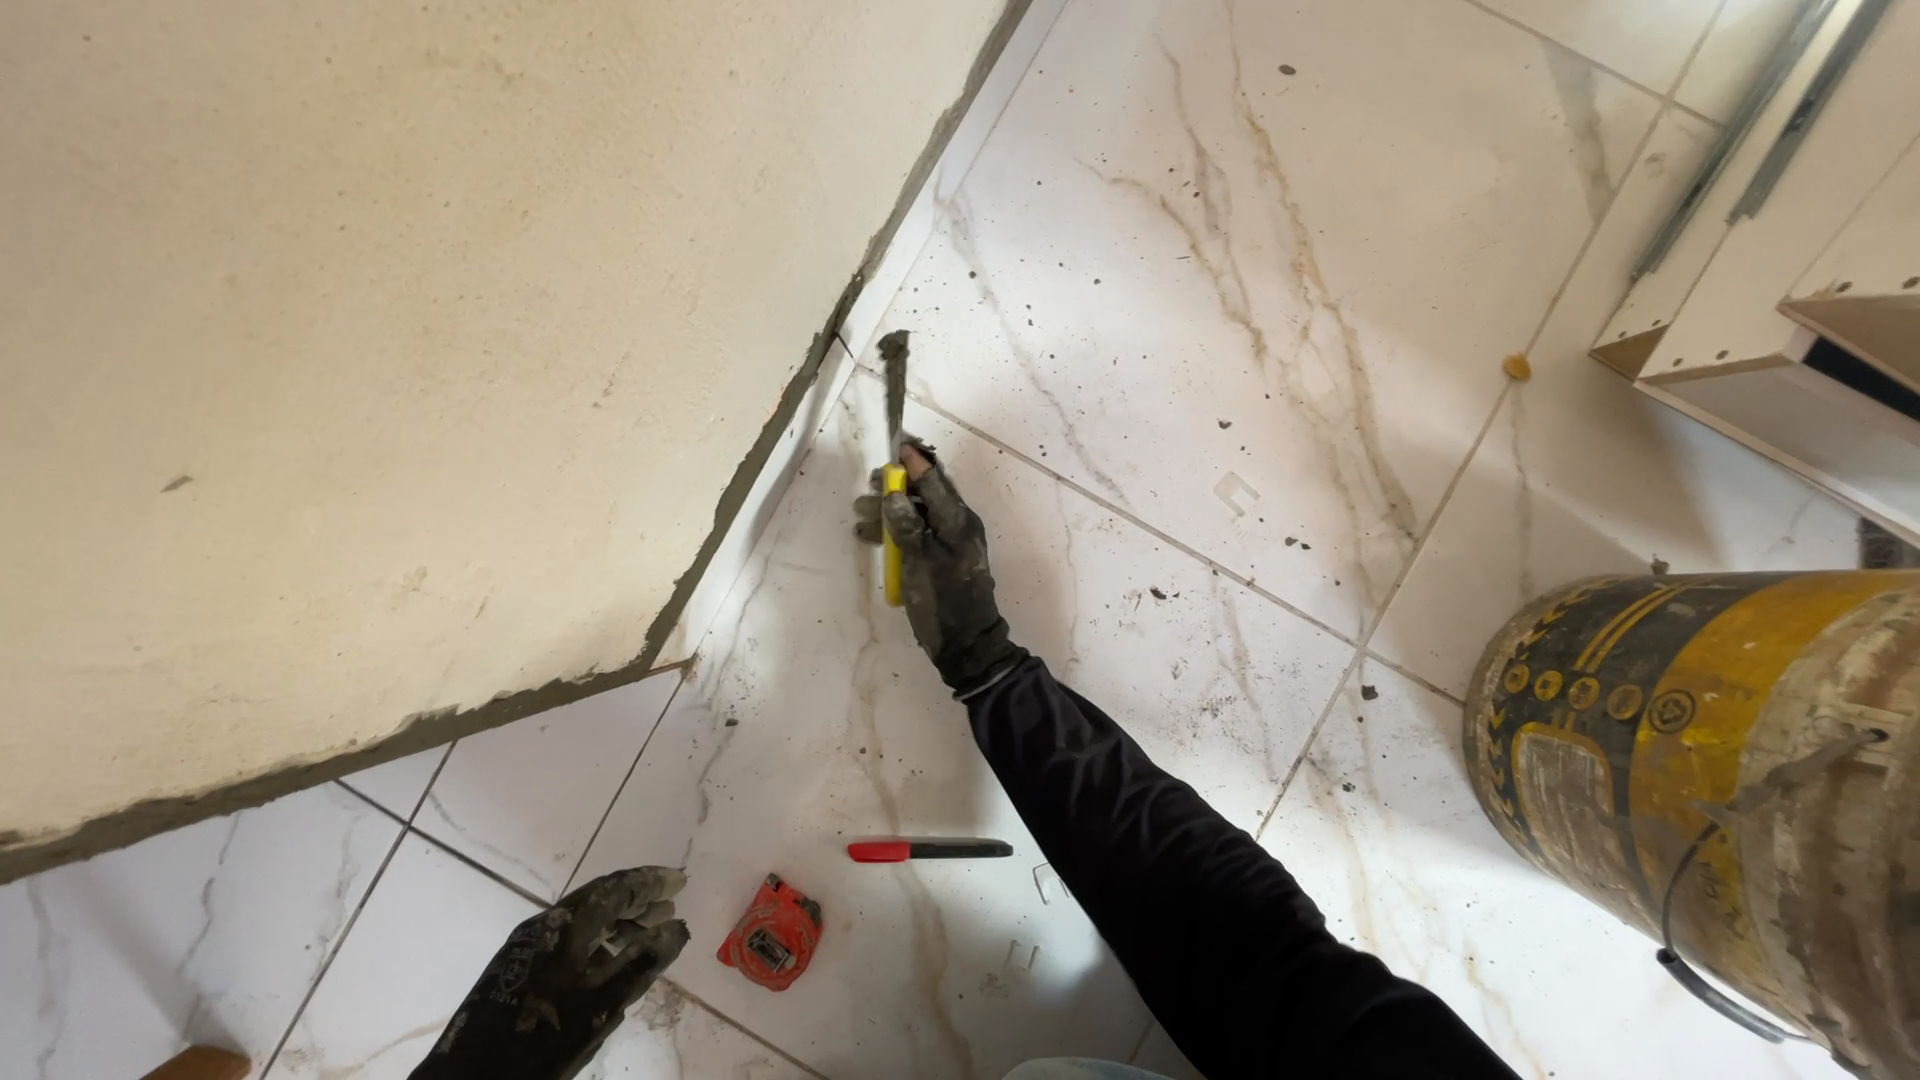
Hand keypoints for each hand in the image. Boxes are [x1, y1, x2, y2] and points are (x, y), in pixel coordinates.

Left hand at [411, 867, 689, 1079]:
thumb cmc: (541, 1042)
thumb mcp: (602, 1006)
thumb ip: (644, 962)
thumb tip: (678, 928)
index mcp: (565, 926)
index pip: (618, 889)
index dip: (652, 883)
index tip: (680, 883)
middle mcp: (544, 925)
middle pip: (600, 899)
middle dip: (638, 900)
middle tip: (671, 904)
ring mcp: (526, 946)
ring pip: (584, 919)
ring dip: (619, 921)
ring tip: (650, 930)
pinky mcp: (517, 967)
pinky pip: (569, 938)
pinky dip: (598, 939)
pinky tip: (613, 960)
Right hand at [855, 440, 1026, 694]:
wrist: (965, 645)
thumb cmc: (943, 601)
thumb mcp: (920, 561)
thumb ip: (907, 524)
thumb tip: (893, 493)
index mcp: (958, 520)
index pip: (935, 478)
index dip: (913, 460)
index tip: (892, 444)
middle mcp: (956, 525)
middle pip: (923, 493)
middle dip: (894, 486)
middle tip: (868, 483)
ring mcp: (947, 543)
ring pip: (914, 514)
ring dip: (887, 511)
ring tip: (860, 516)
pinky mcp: (937, 560)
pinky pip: (913, 535)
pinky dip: (892, 533)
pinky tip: (868, 537)